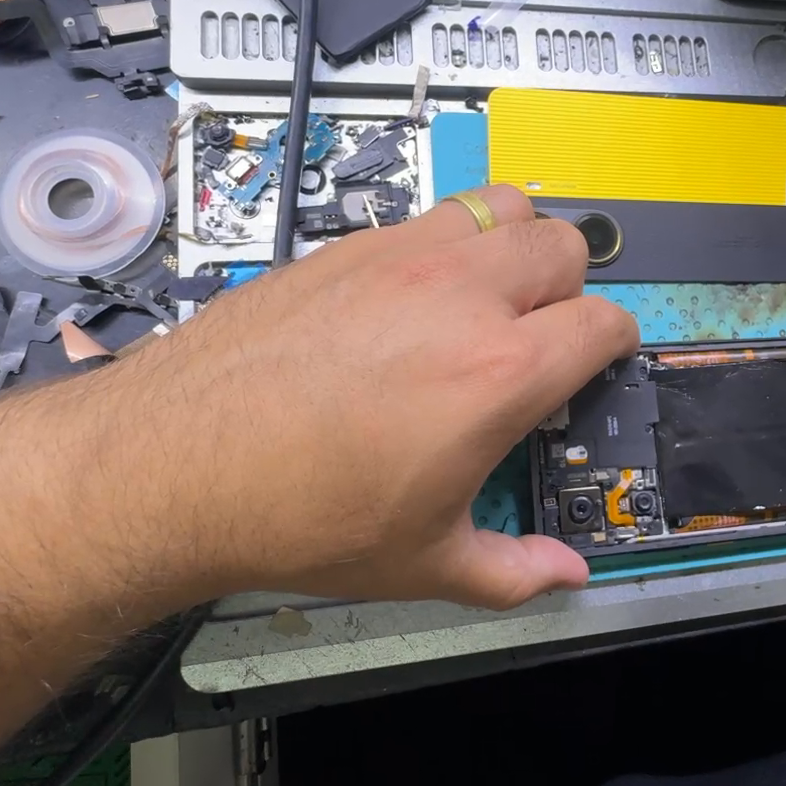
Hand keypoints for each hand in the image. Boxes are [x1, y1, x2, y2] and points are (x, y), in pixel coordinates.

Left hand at [91, 184, 639, 608]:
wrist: (170, 467)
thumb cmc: (305, 519)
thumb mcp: (427, 561)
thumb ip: (517, 571)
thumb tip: (570, 577)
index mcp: (499, 374)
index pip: (602, 323)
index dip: (616, 342)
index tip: (598, 363)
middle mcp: (463, 297)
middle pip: (565, 246)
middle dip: (571, 288)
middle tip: (539, 335)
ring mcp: (404, 259)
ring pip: (504, 207)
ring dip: (518, 245)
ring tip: (491, 294)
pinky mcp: (350, 246)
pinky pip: (435, 214)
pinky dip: (454, 242)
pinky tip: (416, 297)